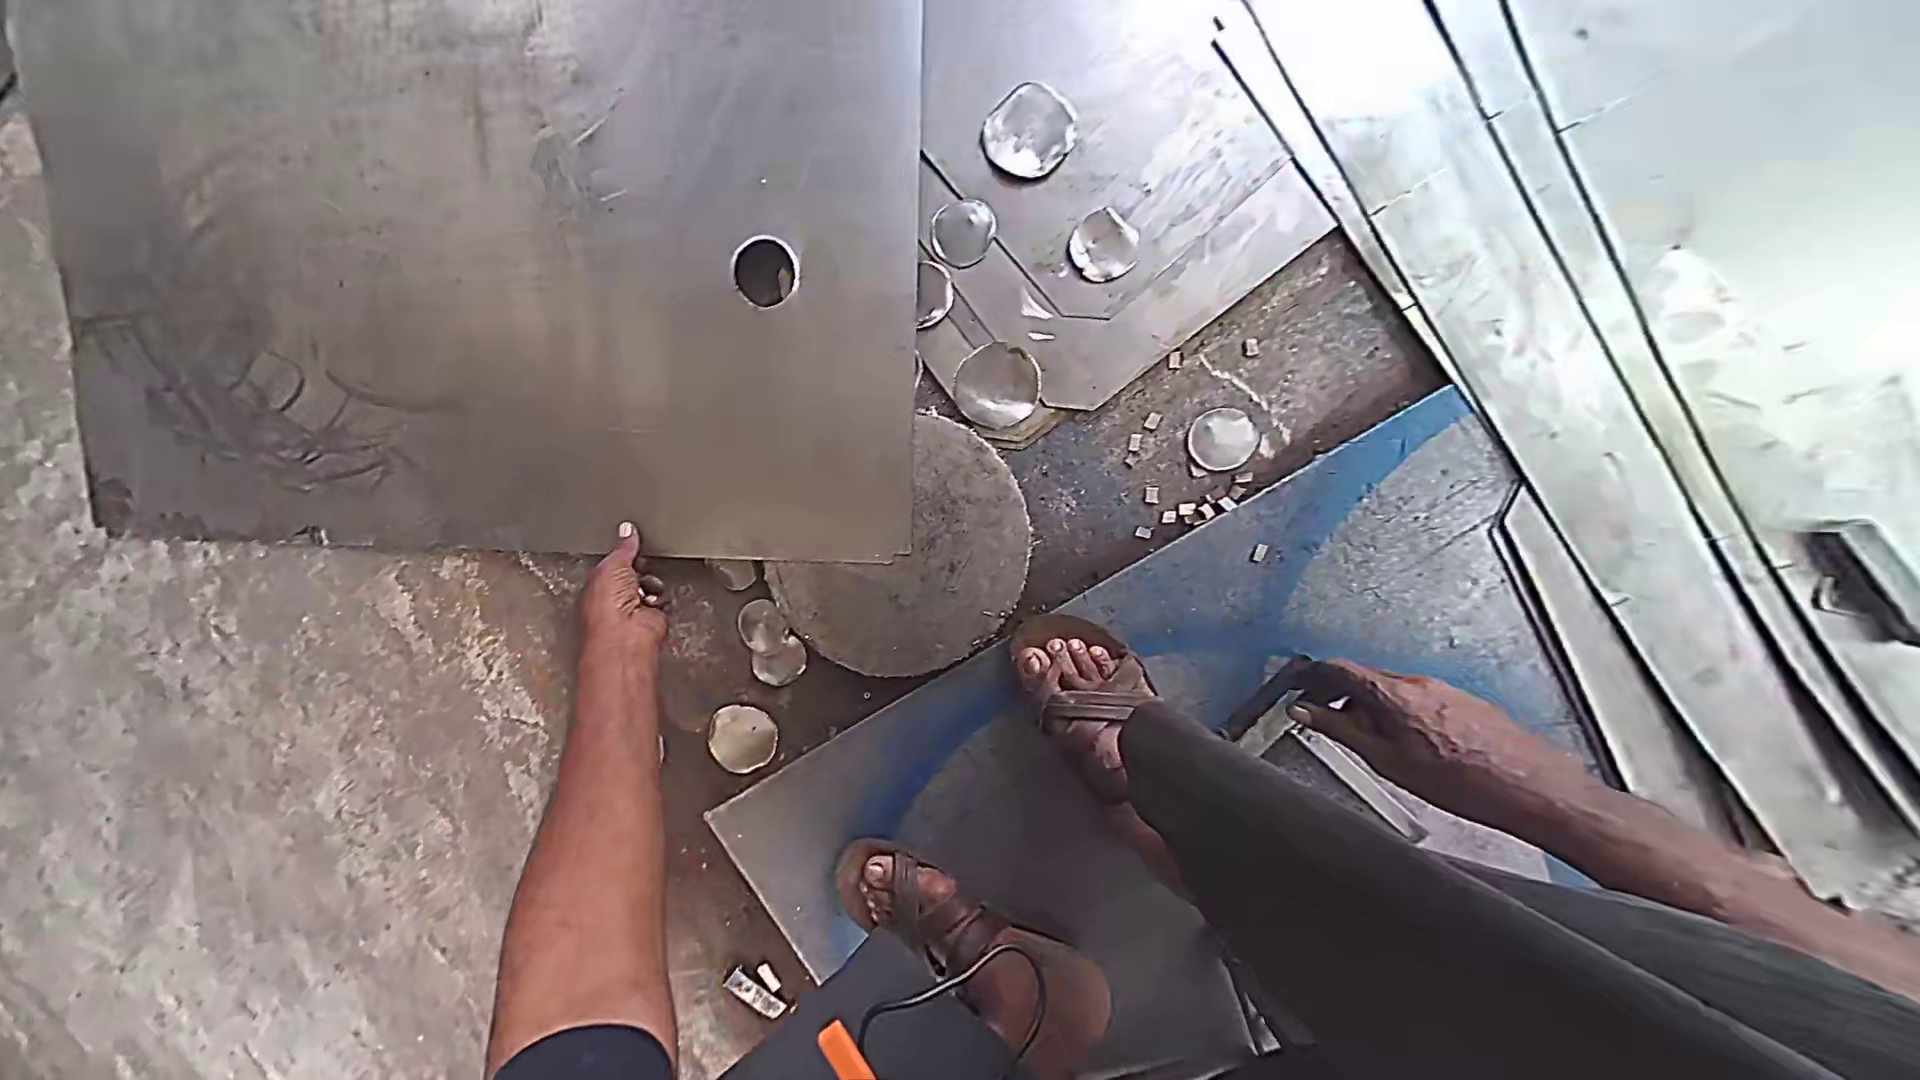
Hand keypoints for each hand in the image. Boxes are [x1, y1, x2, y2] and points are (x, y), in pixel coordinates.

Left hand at [581, 522, 667, 654]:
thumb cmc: (606, 607)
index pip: (615, 560)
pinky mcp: (653, 615)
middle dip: (640, 569)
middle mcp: (615, 595)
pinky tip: (651, 603)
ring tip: (643, 591)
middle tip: (637, 572)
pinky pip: (664, 598)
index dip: (625, 552)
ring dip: (652, 584)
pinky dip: (661, 599)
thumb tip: (627, 530)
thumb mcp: (612, 565)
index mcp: (598, 582)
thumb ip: (623, 547)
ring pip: (653, 583)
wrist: (625, 633)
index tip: (633, 544)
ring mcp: (635, 606)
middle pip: (636, 571)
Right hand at [1289, 659, 1597, 828]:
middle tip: (1326, 717)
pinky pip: (1417, 696)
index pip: (1337, 668)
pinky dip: (1399, 711)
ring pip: (1390, 688)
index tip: (1299, 687)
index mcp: (1393, 694)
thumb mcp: (1386, 761)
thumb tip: (1305, 712)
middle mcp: (1418, 683)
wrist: (1539, 793)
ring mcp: (1444, 689)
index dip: (1312, 676)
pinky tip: (1408, 742)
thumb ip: (1339, 730)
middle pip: (1363, 677)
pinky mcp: (1464, 701)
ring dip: (1370, 705)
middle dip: (1339, 694)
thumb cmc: (1469, 784)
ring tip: (1371, 739)